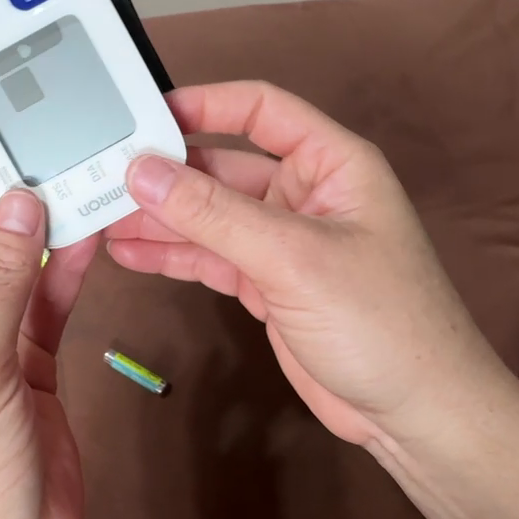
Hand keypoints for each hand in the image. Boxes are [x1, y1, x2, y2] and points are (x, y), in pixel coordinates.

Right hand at [105, 80, 501, 447]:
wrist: (417, 415)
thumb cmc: (382, 321)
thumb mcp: (292, 257)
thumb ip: (214, 214)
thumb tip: (142, 172)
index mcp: (332, 163)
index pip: (261, 110)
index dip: (205, 104)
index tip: (146, 114)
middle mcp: (306, 193)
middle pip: (224, 167)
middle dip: (167, 174)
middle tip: (103, 178)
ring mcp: (285, 242)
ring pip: (211, 216)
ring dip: (161, 217)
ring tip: (101, 219)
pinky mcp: (269, 284)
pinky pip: (212, 256)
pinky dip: (174, 255)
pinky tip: (130, 253)